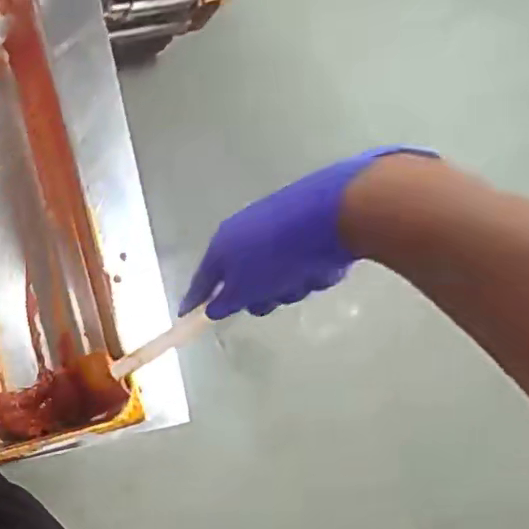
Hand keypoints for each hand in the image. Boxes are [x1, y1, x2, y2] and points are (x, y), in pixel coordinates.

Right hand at [181, 146, 436, 318]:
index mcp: (223, 244)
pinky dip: (313, 269)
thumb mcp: (242, 289)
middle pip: (244, 281)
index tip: (187, 315)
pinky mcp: (312, 224)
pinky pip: (304, 260)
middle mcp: (247, 232)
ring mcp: (280, 226)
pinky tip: (326, 264)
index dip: (195, 300)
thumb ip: (224, 303)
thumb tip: (214, 308)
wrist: (341, 212)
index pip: (202, 279)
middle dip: (259, 296)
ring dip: (290, 286)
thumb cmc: (279, 257)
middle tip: (271, 300)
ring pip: (278, 275)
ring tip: (306, 280)